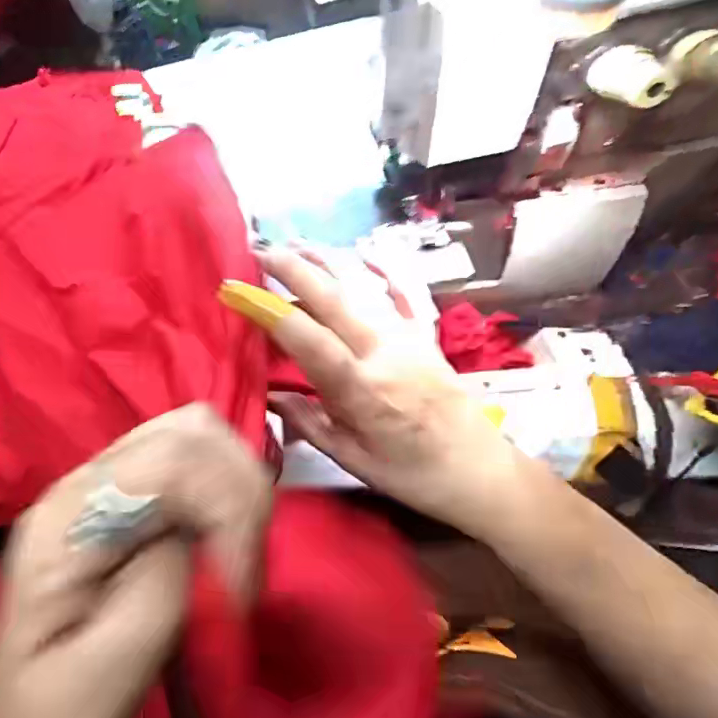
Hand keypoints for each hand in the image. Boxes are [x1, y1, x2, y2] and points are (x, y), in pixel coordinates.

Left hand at [0, 405, 269, 717]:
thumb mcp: (96, 682)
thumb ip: (153, 595)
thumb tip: (199, 535)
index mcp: (64, 520)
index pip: (168, 460)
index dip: (227, 511)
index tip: (238, 592)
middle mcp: (81, 485)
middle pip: (187, 431)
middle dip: (238, 495)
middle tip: (241, 578)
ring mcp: (101, 488)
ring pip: (194, 439)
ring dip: (235, 494)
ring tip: (232, 568)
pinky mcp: (123, 503)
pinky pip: (191, 468)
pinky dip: (224, 500)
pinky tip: (219, 554)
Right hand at [223, 247, 535, 534]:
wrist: (481, 471)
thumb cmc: (409, 473)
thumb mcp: (348, 457)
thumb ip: (305, 421)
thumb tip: (269, 393)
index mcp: (361, 390)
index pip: (308, 340)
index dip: (268, 312)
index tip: (236, 292)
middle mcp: (384, 353)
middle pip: (333, 299)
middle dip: (292, 269)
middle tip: (258, 250)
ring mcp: (408, 339)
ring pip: (363, 287)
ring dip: (327, 261)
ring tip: (296, 243)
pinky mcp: (426, 336)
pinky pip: (403, 293)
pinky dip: (384, 269)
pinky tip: (365, 252)